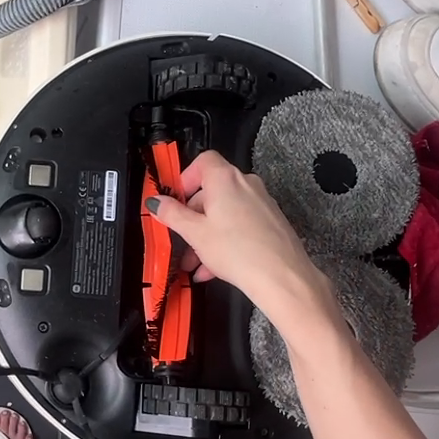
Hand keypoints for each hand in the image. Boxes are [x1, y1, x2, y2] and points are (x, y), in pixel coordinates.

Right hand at [147, 151, 337, 330]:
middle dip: (192, 215)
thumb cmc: (238, 251)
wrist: (281, 277)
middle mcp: (246, 184)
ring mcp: (261, 203)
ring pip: (225, 212)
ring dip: (206, 233)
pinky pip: (240, 225)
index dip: (186, 177)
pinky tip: (213, 268)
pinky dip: (224, 240)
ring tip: (194, 262)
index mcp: (225, 179)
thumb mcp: (195, 233)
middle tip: (180, 237)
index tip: (175, 199)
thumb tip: (156, 202)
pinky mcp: (270, 222)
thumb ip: (172, 214)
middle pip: (212, 191)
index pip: (203, 161)